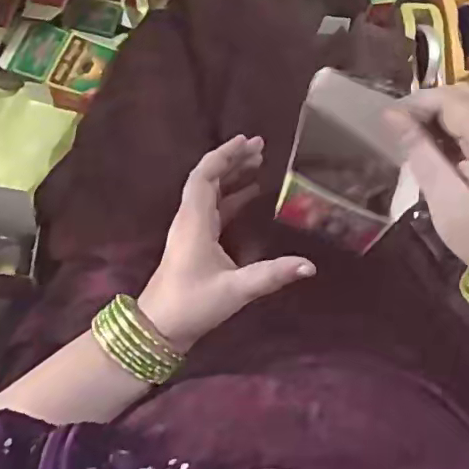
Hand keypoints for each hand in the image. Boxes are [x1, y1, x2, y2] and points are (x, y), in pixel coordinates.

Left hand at [137, 135, 315, 348]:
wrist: (158, 328)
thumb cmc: (191, 304)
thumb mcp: (235, 290)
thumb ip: (272, 275)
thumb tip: (309, 266)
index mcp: (194, 221)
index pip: (205, 176)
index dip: (224, 155)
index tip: (246, 141)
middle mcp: (190, 219)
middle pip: (208, 178)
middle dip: (232, 159)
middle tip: (260, 147)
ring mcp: (190, 230)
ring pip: (211, 192)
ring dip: (232, 176)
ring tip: (258, 163)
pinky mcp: (194, 243)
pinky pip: (213, 208)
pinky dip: (231, 196)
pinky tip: (250, 195)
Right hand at [385, 85, 468, 286]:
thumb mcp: (443, 197)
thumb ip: (420, 151)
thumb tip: (392, 115)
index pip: (453, 101)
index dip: (418, 103)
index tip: (389, 119)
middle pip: (466, 94)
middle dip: (429, 101)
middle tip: (398, 123)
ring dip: (440, 110)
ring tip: (411, 129)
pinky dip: (453, 122)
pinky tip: (432, 139)